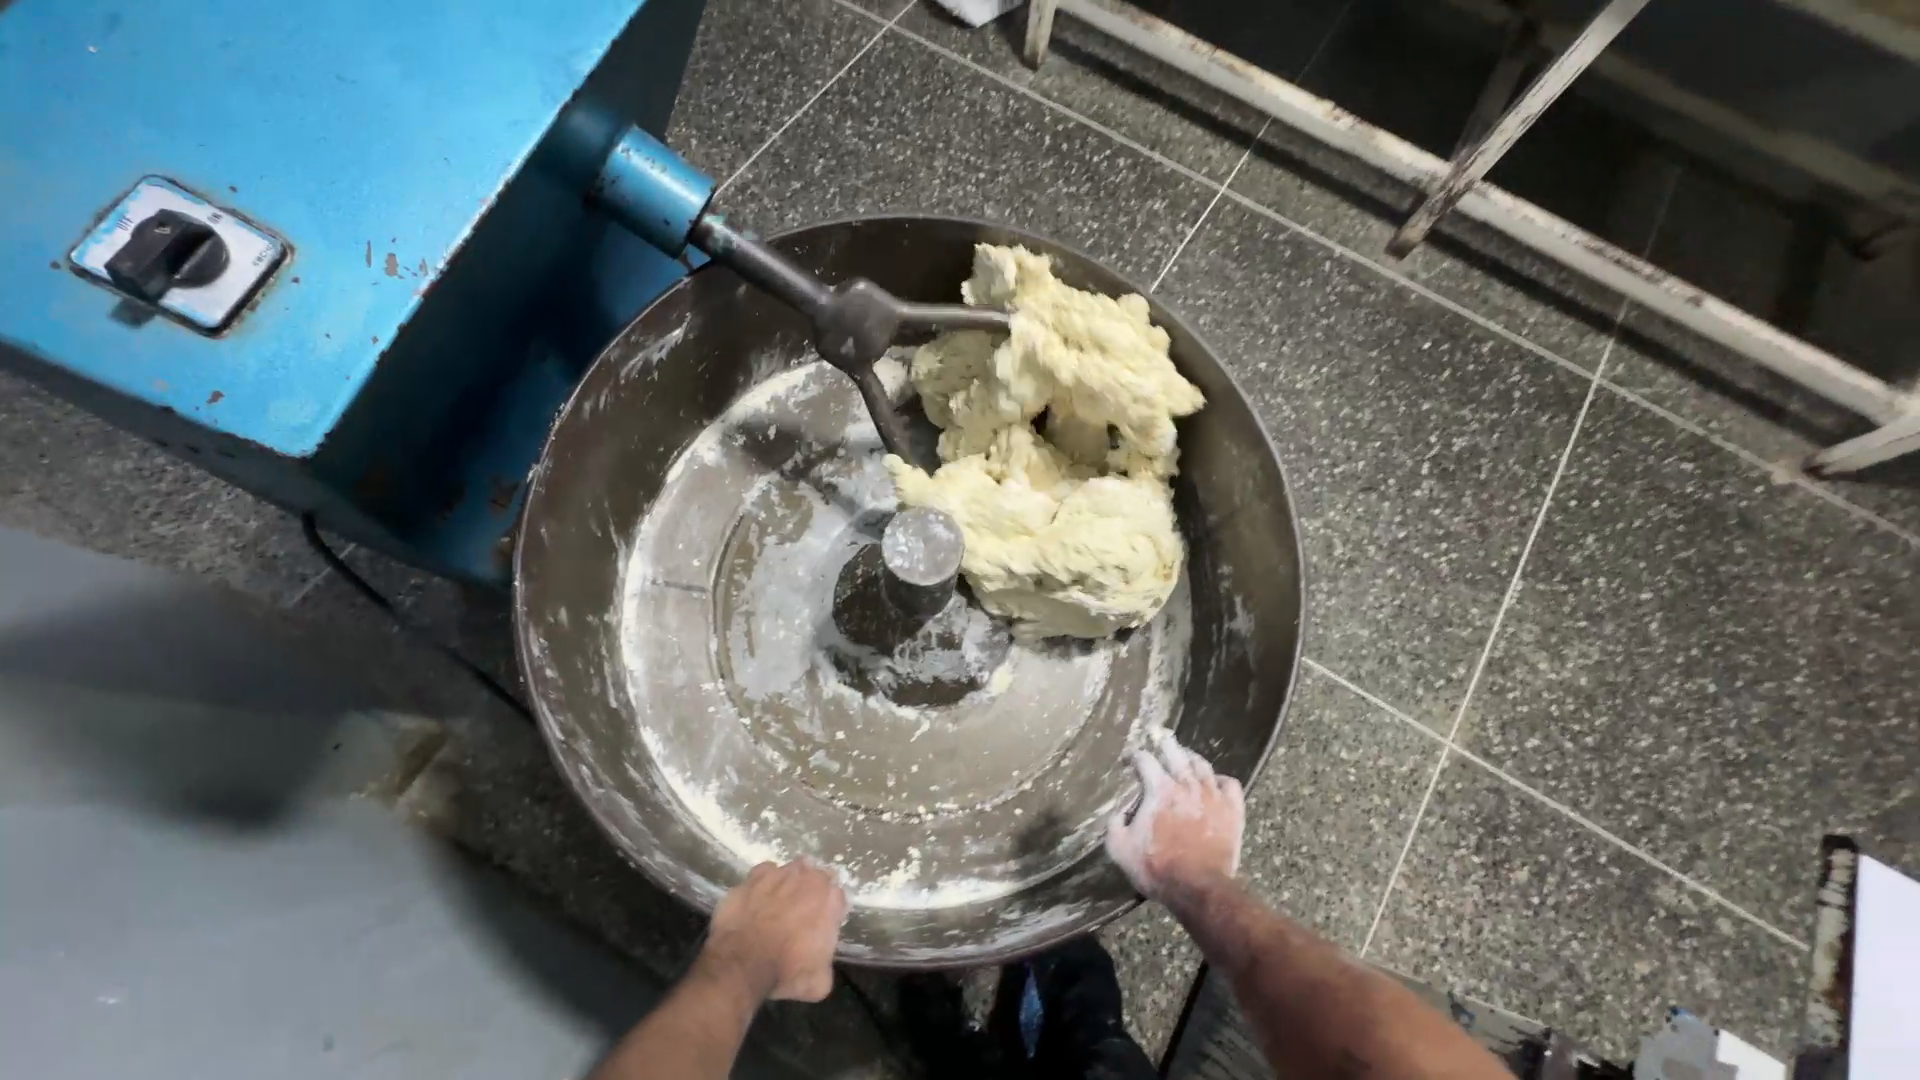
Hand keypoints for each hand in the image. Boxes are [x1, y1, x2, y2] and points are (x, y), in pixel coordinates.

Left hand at [697, 859, 848, 1002]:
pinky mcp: (754, 876)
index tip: (822, 922)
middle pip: (817, 876)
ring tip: (780, 901)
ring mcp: (780, 874)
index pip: (839, 895)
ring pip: (791, 870)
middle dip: (813, 889)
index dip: (830, 909)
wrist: (742, 964)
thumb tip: (821, 965)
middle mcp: (809, 879)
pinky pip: (764, 872)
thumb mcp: (819, 982)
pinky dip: (764, 882)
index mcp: (830, 900)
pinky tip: (759, 898)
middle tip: (802, 910)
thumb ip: (826, 964)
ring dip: (790, 882)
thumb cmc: (786, 972)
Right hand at [1105, 733, 1244, 901]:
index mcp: (1159, 790)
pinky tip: (1215, 783)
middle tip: (1159, 737)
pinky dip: (1221, 779)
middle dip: (1165, 743)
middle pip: (1176, 752)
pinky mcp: (1232, 811)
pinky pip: (1230, 784)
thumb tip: (1117, 813)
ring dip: (1191, 757)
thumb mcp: (1119, 848)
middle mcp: (1187, 785)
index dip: (1134, 756)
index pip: (1145, 760)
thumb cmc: (1156, 867)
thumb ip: (1114, 824)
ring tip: (1185, 757)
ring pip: (1202, 765)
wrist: (1198, 888)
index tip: (1129, 760)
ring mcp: (1213, 796)